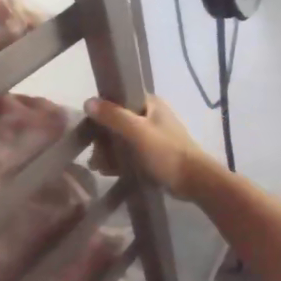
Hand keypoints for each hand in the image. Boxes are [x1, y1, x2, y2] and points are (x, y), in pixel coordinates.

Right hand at [84, 96, 217, 201]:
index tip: (91, 130)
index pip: (118, 99)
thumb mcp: (137, 132)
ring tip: (101, 167)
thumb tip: (87, 102)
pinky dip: (120, 161)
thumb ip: (113, 116)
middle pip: (118, 122)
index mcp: (150, 103)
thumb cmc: (166, 153)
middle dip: (104, 139)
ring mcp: (152, 136)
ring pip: (122, 139)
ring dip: (110, 152)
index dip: (102, 112)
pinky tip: (110, 172)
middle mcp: (151, 115)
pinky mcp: (153, 154)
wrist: (193, 180)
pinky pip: (130, 154)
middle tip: (96, 157)